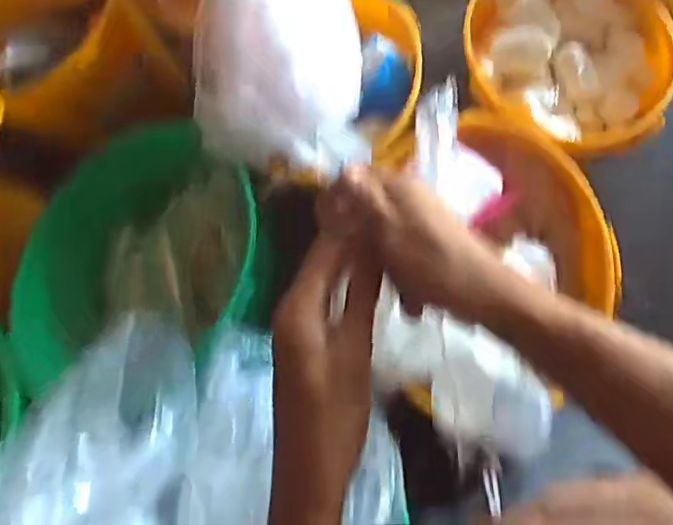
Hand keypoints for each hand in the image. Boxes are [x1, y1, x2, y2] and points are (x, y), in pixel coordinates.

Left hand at [270, 233, 379, 524]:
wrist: (309, 471)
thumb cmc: (334, 413)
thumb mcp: (354, 351)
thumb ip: (362, 296)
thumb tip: (373, 247)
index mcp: (297, 306)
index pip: (323, 250)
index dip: (347, 225)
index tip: (375, 201)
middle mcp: (290, 306)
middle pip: (320, 260)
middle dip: (348, 236)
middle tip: (383, 213)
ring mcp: (294, 323)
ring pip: (322, 276)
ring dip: (347, 257)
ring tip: (380, 234)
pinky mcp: (303, 337)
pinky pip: (323, 295)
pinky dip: (342, 281)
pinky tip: (365, 274)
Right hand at [322, 167, 519, 323]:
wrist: (485, 292)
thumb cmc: (431, 263)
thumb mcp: (389, 231)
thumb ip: (365, 199)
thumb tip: (344, 166)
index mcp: (398, 185)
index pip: (354, 176)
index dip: (336, 199)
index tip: (326, 228)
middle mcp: (411, 193)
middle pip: (368, 206)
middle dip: (358, 236)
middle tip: (353, 264)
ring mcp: (424, 215)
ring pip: (384, 232)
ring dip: (381, 260)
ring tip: (386, 287)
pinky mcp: (433, 238)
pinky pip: (404, 249)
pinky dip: (402, 271)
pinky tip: (408, 298)